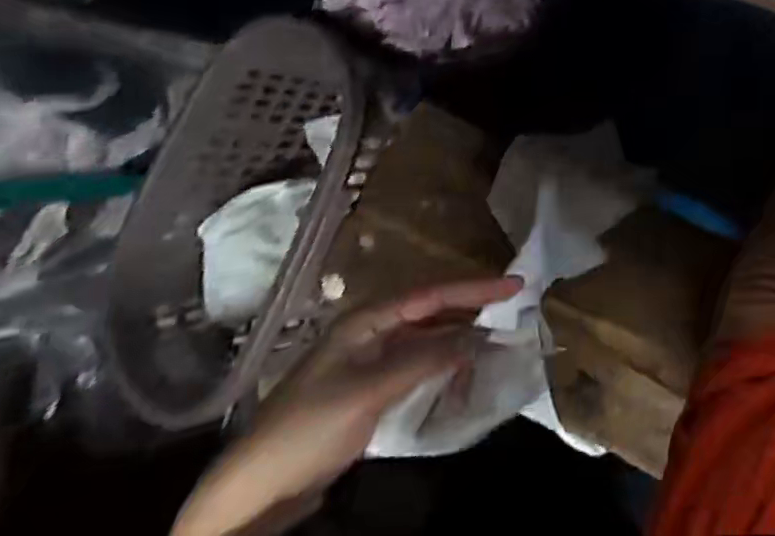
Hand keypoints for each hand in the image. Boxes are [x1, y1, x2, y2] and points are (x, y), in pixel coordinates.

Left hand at [173, 276, 522, 535]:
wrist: (257, 490)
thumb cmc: (308, 428)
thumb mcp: (371, 391)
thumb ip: (428, 358)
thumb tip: (480, 337)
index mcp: (365, 321)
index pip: (432, 294)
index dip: (476, 288)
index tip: (517, 285)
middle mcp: (372, 331)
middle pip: (434, 308)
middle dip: (474, 306)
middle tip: (516, 305)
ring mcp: (373, 358)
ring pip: (432, 334)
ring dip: (464, 335)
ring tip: (501, 335)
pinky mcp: (376, 384)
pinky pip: (425, 359)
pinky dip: (450, 359)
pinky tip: (469, 366)